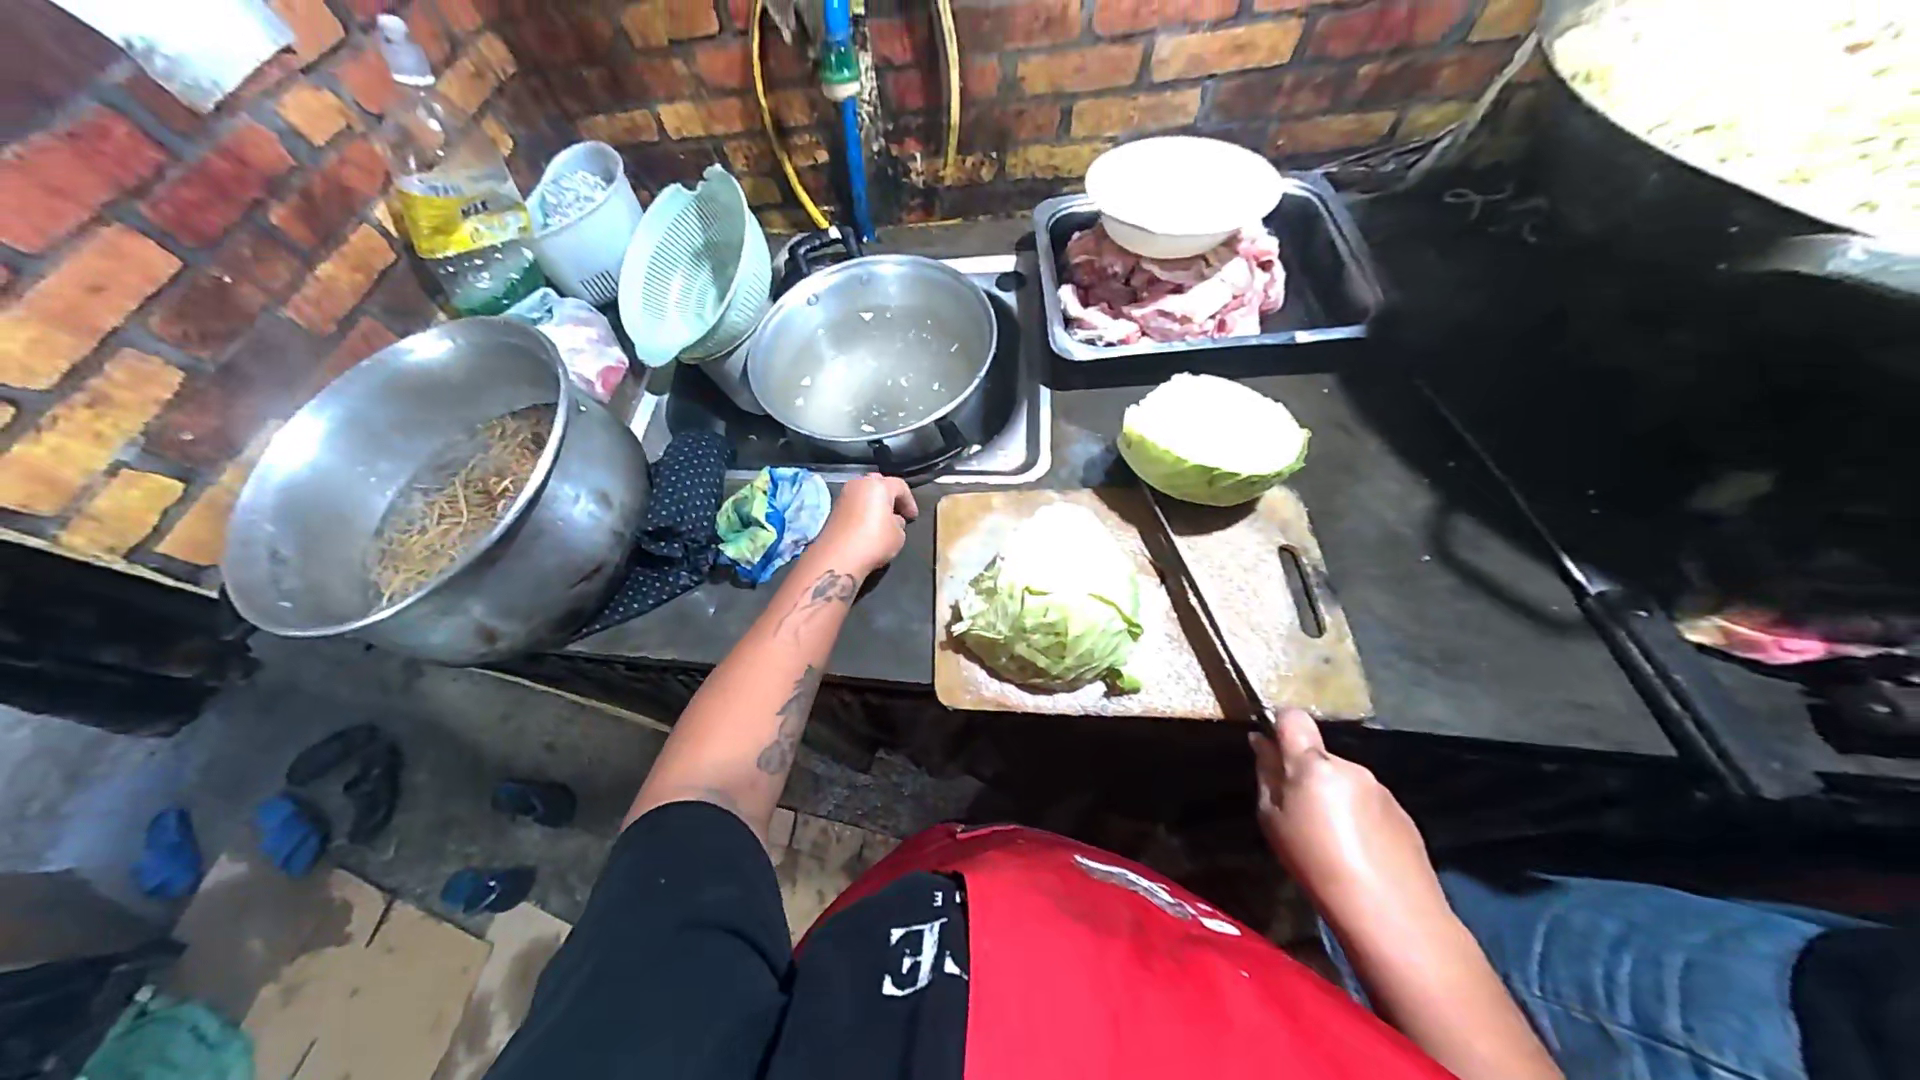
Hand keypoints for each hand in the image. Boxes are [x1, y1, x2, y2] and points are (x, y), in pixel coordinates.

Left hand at [814, 474, 918, 577]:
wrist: (839, 557)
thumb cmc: (875, 540)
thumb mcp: (899, 535)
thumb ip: (899, 523)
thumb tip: (893, 520)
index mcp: (878, 485)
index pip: (900, 486)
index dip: (910, 501)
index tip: (913, 517)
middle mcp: (859, 484)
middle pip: (879, 484)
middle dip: (890, 496)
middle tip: (898, 511)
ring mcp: (844, 496)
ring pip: (864, 493)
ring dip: (875, 504)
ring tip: (884, 520)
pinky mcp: (834, 509)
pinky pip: (855, 504)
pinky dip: (864, 511)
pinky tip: (869, 526)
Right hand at [1251, 709, 1448, 929]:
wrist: (1393, 913)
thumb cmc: (1316, 863)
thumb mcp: (1272, 821)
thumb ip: (1266, 775)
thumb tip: (1261, 742)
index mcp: (1313, 763)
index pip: (1293, 717)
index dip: (1280, 726)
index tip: (1273, 752)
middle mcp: (1349, 765)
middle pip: (1318, 755)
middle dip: (1307, 773)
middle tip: (1300, 814)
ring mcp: (1379, 788)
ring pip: (1342, 779)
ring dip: (1333, 796)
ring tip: (1333, 840)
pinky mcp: (1402, 812)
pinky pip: (1366, 801)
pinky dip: (1357, 816)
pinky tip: (1358, 850)